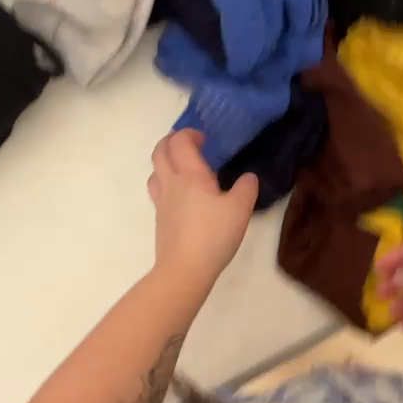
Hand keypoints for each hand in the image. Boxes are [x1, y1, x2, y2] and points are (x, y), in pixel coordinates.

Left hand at [147, 130, 258, 282]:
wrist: (184, 269)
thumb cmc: (213, 236)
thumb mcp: (240, 210)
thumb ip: (246, 188)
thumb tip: (248, 178)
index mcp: (191, 175)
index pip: (180, 142)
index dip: (190, 134)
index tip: (204, 139)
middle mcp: (171, 184)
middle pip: (159, 152)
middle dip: (170, 142)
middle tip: (187, 145)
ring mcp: (162, 203)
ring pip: (154, 172)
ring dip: (164, 163)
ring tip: (181, 169)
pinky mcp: (160, 220)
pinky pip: (158, 193)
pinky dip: (166, 185)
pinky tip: (180, 198)